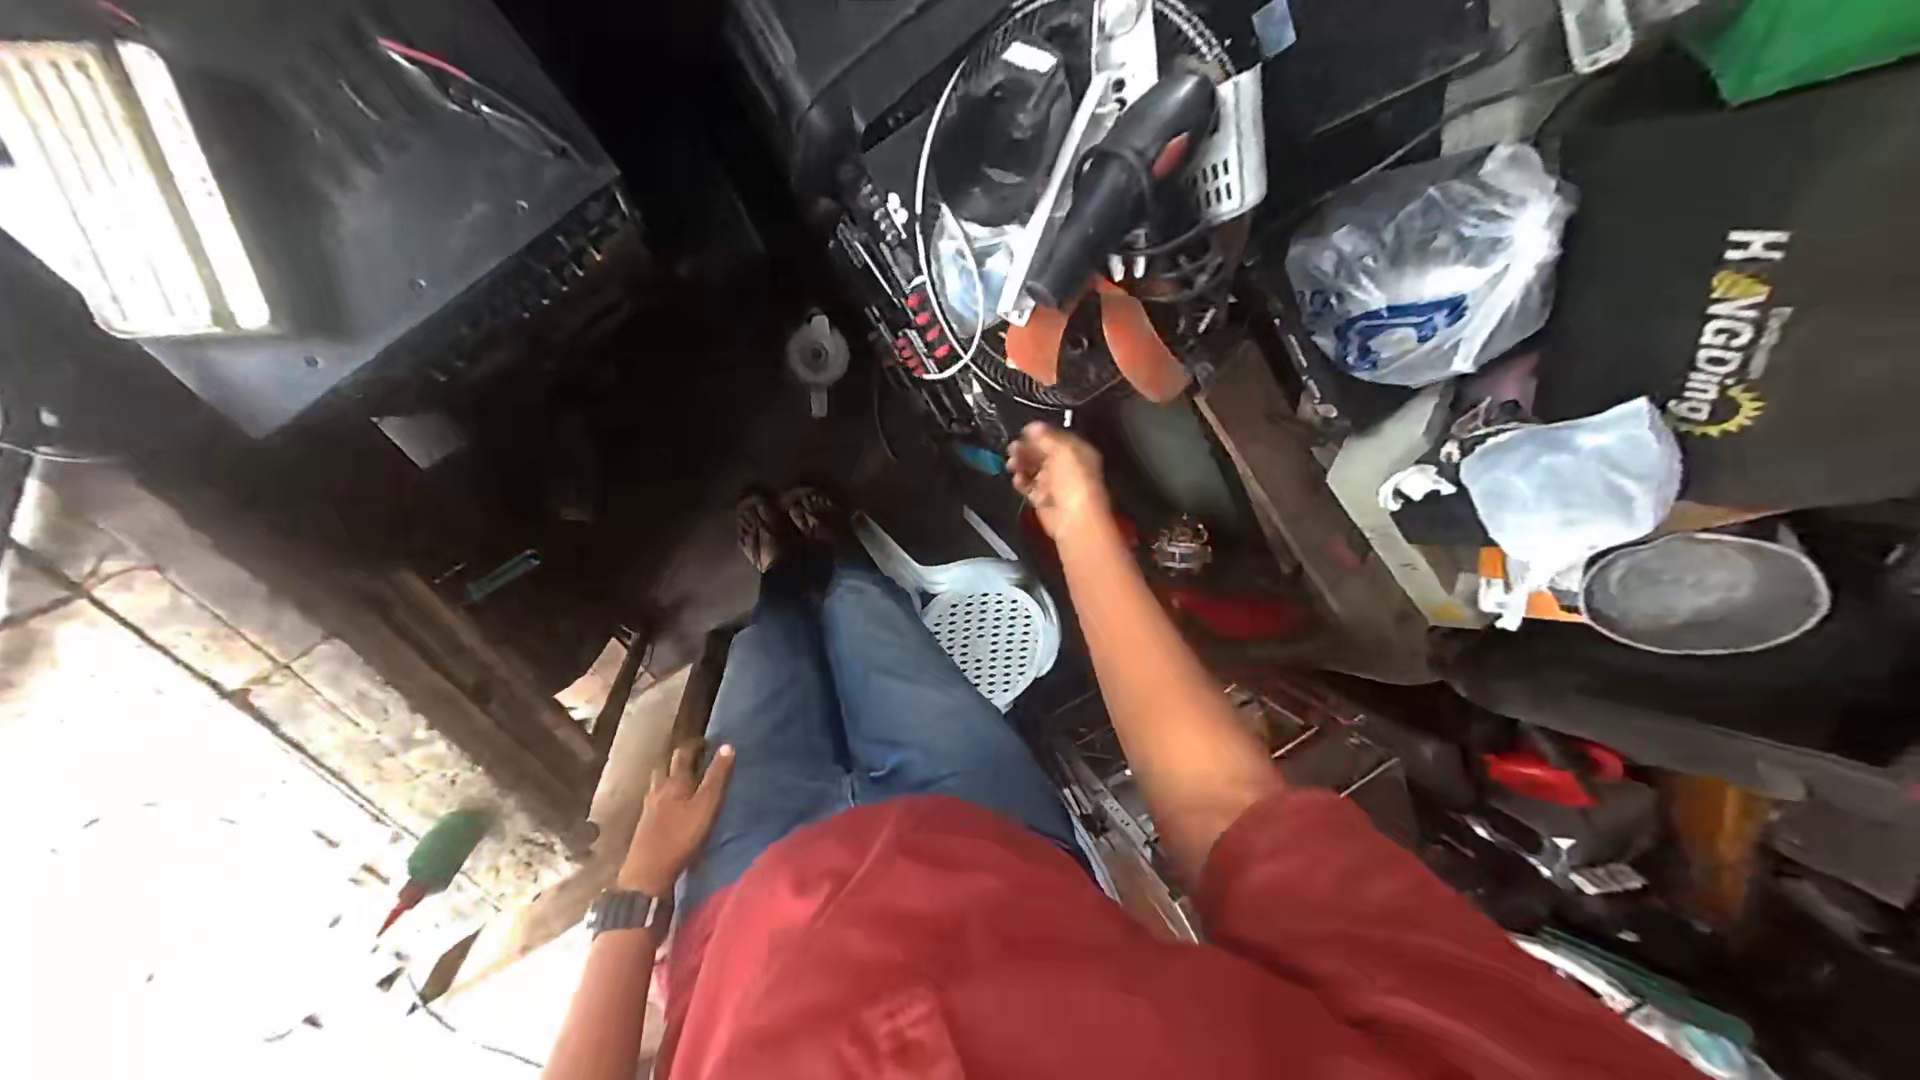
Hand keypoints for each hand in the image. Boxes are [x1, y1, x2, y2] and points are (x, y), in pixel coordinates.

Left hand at [618, 742, 734, 895]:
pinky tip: (668, 802)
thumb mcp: (707, 805)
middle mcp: (659, 788)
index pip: (683, 754)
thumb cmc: (681, 836)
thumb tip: (727, 746)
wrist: (647, 872)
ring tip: (681, 777)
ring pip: (657, 781)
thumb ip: (717, 776)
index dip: (694, 745)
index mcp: (675, 781)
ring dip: (668, 774)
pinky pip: (654, 797)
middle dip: (678, 758)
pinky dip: (662, 792)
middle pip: (666, 766)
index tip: (706, 742)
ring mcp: (649, 805)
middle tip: (694, 757)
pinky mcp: (644, 822)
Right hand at [1007, 422, 1110, 540]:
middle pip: (1042, 453)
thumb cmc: (1076, 484)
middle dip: (1027, 449)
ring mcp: (1055, 484)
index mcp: (1077, 451)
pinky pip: (1028, 486)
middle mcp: (1067, 467)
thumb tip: (1034, 427)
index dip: (1040, 434)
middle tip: (1013, 447)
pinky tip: (1017, 478)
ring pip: (1033, 469)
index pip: (1056, 437)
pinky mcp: (1044, 499)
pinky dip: (1021, 482)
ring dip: (1021, 464)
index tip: (1024, 432)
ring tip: (1012, 462)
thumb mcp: (1062, 450)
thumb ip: (1046, 437)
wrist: (1073, 518)